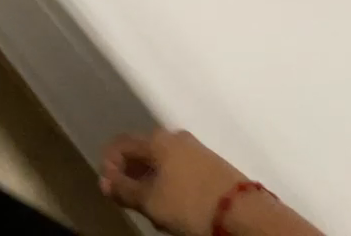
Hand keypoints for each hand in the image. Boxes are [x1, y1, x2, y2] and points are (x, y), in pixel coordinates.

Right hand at [99, 129, 247, 235]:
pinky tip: (175, 205)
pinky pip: (180, 169)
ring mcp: (195, 148)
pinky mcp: (211, 164)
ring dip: (152, 183)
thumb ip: (124, 190)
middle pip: (142, 152)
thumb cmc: (190, 204)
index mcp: (155, 139)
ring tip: (154, 209)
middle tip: (131, 202)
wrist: (245, 213)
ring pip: (162, 163)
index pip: (120, 144)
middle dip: (132, 177)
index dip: (109, 165)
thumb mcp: (151, 202)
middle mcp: (174, 136)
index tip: (110, 189)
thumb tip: (104, 182)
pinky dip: (170, 184)